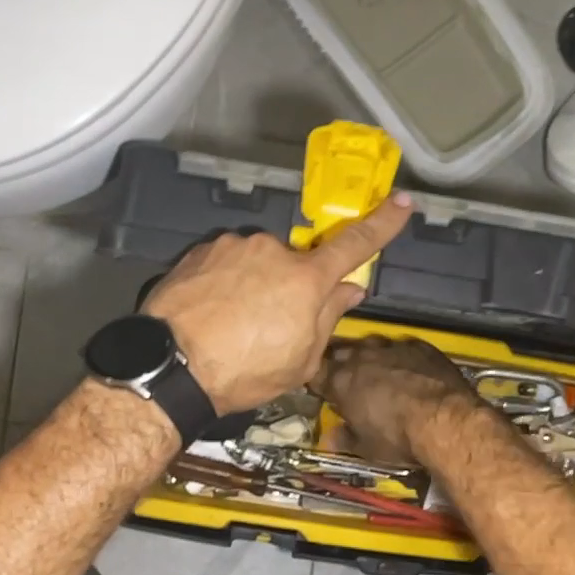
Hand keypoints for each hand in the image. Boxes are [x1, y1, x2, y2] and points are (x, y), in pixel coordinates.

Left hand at [143, 194, 413, 413]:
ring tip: (232, 326)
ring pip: (256, 264)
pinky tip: (211, 314)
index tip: (403, 202)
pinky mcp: (200, 251)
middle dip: (289, 288)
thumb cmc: (243, 373)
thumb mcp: (300, 361)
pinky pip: (225, 264)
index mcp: (306, 280)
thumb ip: (328, 318)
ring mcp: (234, 247)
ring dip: (253, 286)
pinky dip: (224, 285)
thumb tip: (348, 289)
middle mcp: (272, 251)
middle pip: (294, 265)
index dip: (383, 224)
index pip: (356, 245)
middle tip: (269, 328)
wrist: (171, 369)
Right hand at [311, 336, 481, 462]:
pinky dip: (399, 357)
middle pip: (340, 353)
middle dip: (339, 365)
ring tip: (374, 371)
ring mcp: (392, 347)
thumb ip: (345, 438)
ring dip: (368, 356)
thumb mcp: (366, 447)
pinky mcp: (419, 346)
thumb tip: (331, 438)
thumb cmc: (398, 437)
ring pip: (370, 344)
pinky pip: (402, 347)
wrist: (445, 420)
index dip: (316, 382)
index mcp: (341, 381)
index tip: (320, 391)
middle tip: (344, 380)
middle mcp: (362, 357)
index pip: (315, 374)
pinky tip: (407, 370)